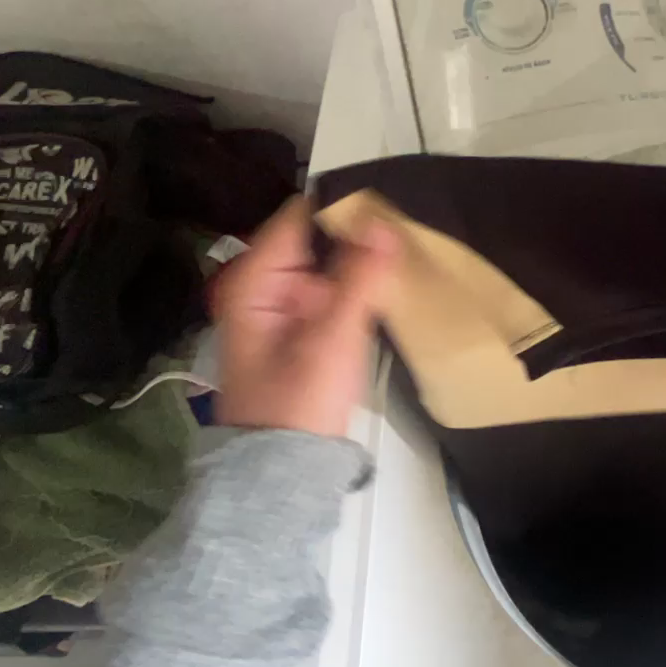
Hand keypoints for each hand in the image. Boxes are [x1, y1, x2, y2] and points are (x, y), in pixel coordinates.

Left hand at [213, 196, 396, 435]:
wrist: (285, 467)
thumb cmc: (298, 402)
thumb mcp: (332, 337)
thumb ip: (360, 278)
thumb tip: (384, 222)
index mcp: (256, 280)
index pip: (300, 216)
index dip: (343, 204)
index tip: (390, 199)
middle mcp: (266, 284)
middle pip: (316, 236)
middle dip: (358, 230)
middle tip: (409, 221)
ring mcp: (286, 303)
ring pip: (329, 261)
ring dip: (362, 255)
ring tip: (408, 242)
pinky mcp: (305, 323)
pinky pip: (335, 285)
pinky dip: (360, 280)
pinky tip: (391, 278)